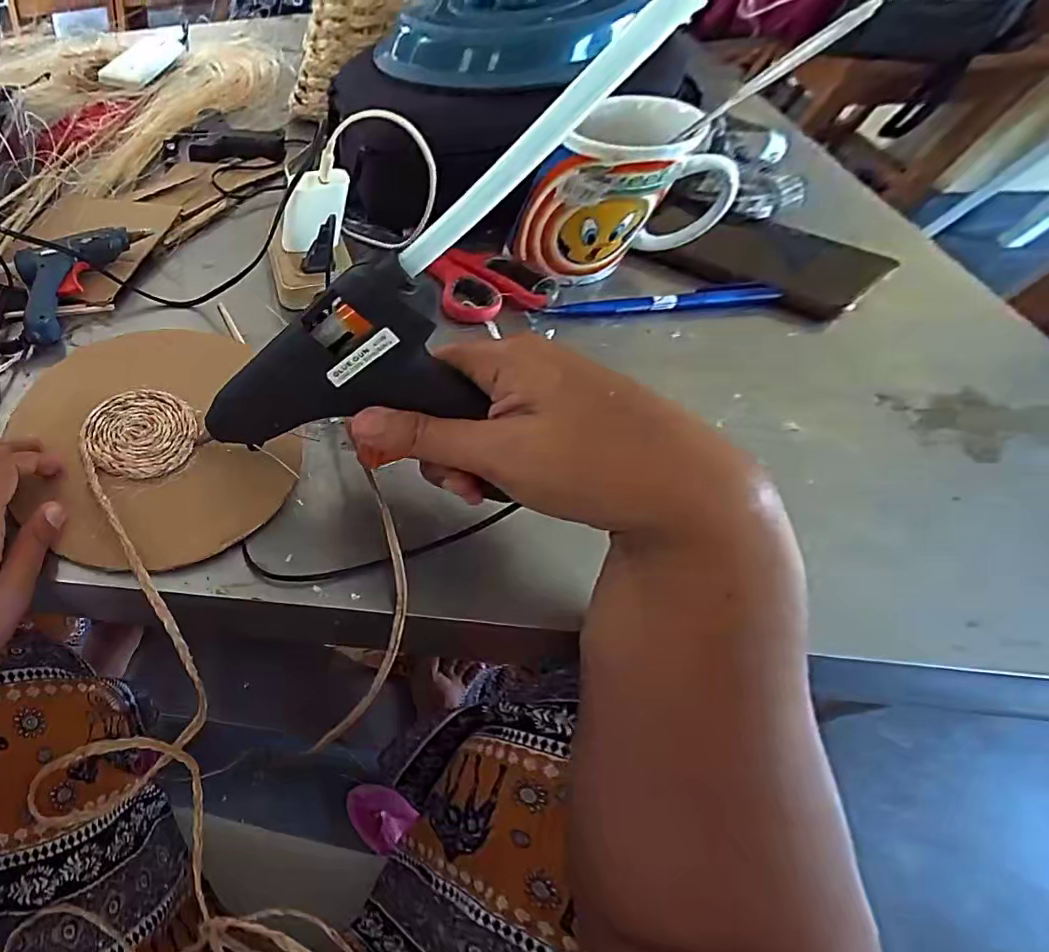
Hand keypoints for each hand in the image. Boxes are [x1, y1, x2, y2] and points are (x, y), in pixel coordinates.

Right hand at [348, 334, 772, 538]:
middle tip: (457, 482)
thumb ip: (421, 436)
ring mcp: (549, 392)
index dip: (400, 406)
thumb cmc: (590, 464)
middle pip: (448, 401)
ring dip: (465, 461)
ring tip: (486, 490)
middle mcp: (527, 364)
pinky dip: (495, 462)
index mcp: (510, 357)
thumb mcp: (494, 453)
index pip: (427, 367)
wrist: (691, 497)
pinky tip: (506, 486)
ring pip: (474, 424)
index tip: (389, 447)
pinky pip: (505, 433)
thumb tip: (357, 421)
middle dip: (439, 447)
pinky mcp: (563, 417)